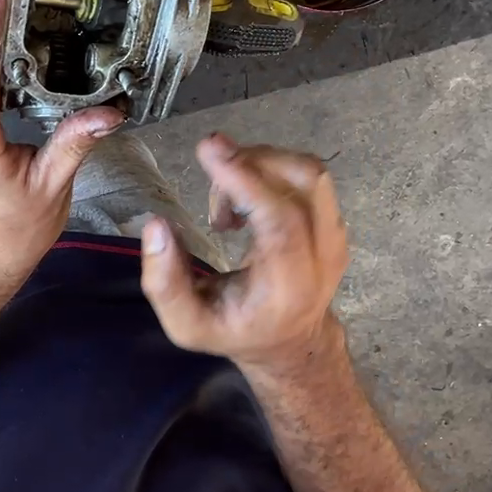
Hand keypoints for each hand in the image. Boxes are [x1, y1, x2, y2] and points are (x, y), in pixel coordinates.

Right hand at [139, 134, 347, 367]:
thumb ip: (164, 283)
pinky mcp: (333, 220)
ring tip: (226, 206)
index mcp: (289, 285)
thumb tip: (156, 225)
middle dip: (245, 167)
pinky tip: (244, 202)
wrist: (289, 343)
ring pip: (306, 170)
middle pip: (299, 181)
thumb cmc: (235, 330)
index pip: (280, 219)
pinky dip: (269, 171)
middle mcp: (324, 255)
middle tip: (212, 201)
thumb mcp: (186, 325)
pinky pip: (306, 175)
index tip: (208, 148)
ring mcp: (335, 235)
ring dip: (256, 168)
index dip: (245, 180)